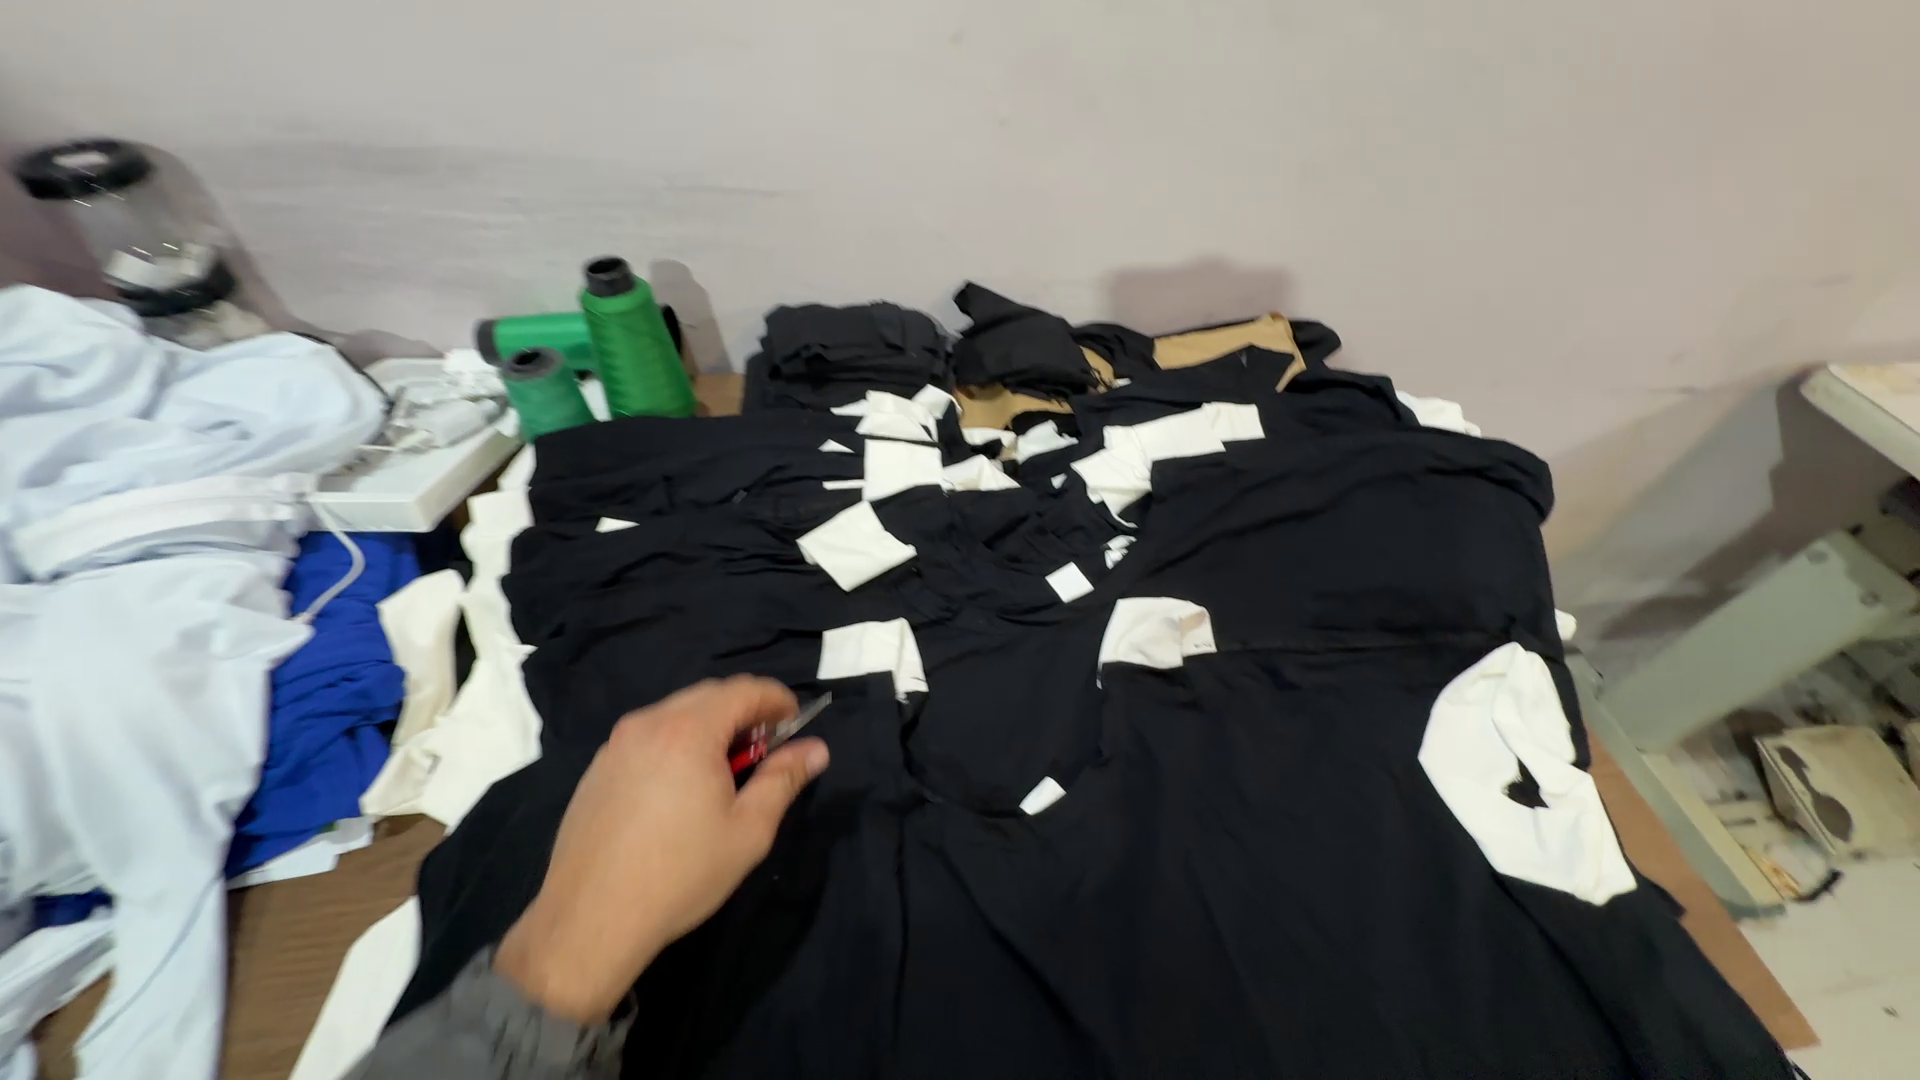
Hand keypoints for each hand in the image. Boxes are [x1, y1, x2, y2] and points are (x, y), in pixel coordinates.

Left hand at [494, 676, 829, 1022]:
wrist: (588, 922)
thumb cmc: (681, 874)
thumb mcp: (748, 830)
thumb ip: (784, 779)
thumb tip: (816, 749)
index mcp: (689, 731)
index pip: (745, 690)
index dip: (777, 699)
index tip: (796, 723)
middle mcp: (648, 723)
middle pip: (709, 695)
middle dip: (745, 711)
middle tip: (767, 748)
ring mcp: (616, 745)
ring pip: (676, 713)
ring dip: (710, 726)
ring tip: (726, 770)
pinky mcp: (597, 769)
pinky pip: (648, 736)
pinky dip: (677, 742)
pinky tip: (682, 788)